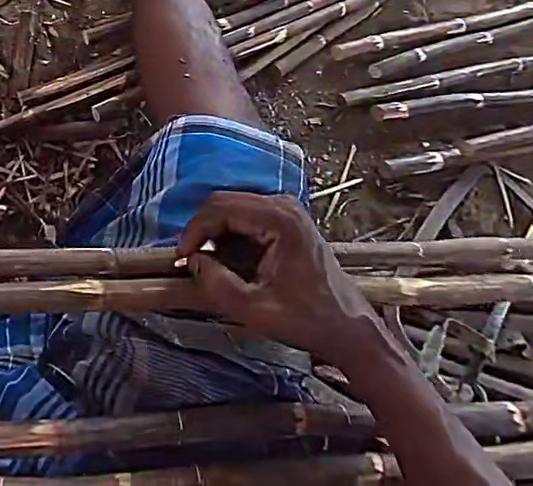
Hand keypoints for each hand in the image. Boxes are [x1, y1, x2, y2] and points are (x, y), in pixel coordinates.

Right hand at [176, 191, 383, 367]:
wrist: (351, 331)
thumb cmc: (309, 321)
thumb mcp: (256, 310)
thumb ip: (217, 285)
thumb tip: (190, 262)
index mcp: (280, 219)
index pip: (220, 207)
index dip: (194, 230)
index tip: (181, 256)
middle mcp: (283, 205)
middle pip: (224, 202)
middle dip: (202, 229)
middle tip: (189, 259)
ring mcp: (286, 209)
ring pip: (232, 207)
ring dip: (214, 231)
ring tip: (205, 261)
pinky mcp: (286, 219)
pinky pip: (245, 216)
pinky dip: (228, 234)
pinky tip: (225, 259)